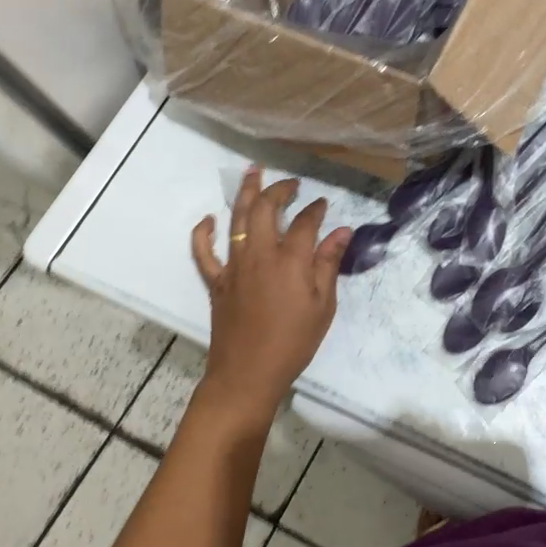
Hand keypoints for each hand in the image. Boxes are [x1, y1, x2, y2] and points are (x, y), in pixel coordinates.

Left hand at [190, 165, 352, 421]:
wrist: (247, 373)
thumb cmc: (293, 342)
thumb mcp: (322, 306)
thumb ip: (328, 265)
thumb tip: (341, 232)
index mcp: (291, 261)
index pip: (305, 223)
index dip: (315, 210)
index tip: (323, 204)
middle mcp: (260, 255)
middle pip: (266, 209)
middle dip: (279, 190)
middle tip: (291, 183)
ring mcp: (234, 266)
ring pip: (237, 220)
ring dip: (245, 193)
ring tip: (252, 172)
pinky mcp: (217, 282)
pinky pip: (204, 252)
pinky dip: (203, 233)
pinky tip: (209, 219)